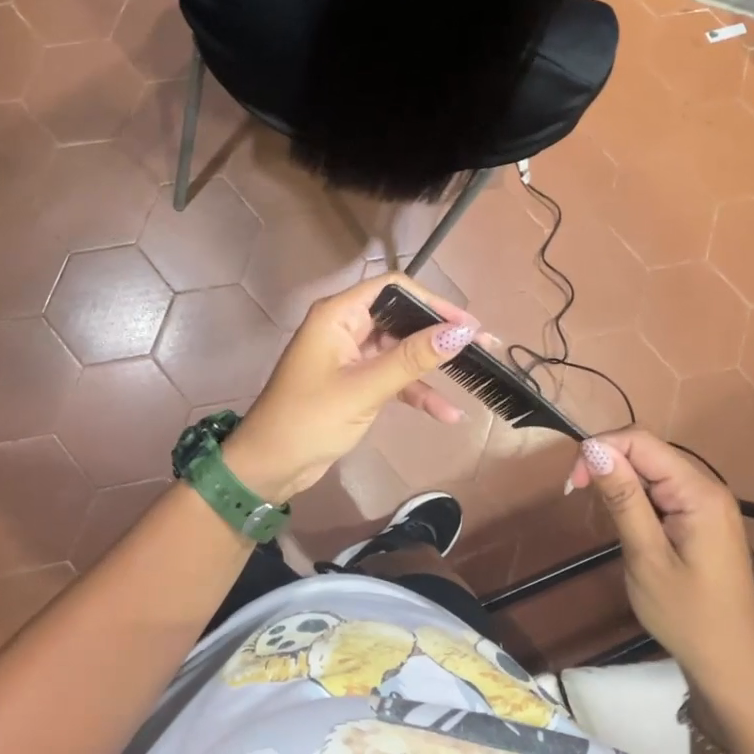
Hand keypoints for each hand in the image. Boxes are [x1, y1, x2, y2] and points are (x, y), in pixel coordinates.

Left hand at [223, 273, 478, 503]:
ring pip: (400, 349)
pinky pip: (393, 377)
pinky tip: (449, 414)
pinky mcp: (355, 382)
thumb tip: (461, 332)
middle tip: (484, 346)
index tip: (468, 323)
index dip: (432, 300)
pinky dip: (417, 392)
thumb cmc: (310, 419)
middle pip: (401, 317)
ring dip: (433, 365)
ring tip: (479, 375)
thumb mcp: (365, 388)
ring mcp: (350, 355)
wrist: (269, 466)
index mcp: (337, 314)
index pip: (392, 288)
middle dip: (440, 333)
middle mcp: (344, 326)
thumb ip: (412, 359)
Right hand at [566, 428, 753, 680]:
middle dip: (608, 462)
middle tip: (578, 493)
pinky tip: (625, 519)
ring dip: (620, 479)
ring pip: (653, 470)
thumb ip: (622, 499)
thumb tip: (593, 448)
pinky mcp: (703, 519)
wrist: (730, 666)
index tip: (575, 482)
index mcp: (699, 494)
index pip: (641, 442)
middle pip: (648, 451)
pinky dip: (637, 496)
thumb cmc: (687, 615)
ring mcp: (708, 504)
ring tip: (600, 509)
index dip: (602, 449)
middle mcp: (708, 489)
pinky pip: (663, 489)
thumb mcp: (646, 557)